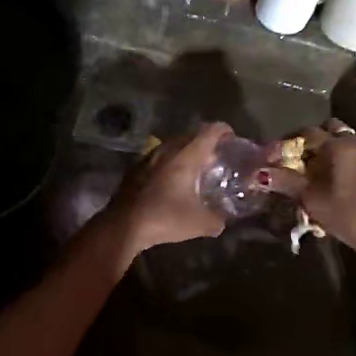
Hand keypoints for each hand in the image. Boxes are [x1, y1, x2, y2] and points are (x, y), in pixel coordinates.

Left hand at [102, 122, 230, 254]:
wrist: (122, 225)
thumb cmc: (164, 217)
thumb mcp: (199, 223)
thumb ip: (216, 220)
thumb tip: (221, 222)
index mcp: (185, 155)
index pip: (209, 131)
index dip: (224, 131)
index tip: (232, 139)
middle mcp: (167, 150)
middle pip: (191, 135)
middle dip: (206, 143)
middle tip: (217, 159)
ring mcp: (148, 157)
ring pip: (174, 146)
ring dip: (187, 153)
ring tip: (196, 170)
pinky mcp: (136, 168)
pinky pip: (160, 157)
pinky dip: (171, 163)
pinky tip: (173, 180)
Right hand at [268, 119, 355, 282]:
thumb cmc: (347, 213)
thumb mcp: (311, 198)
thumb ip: (286, 181)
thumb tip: (259, 173)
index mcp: (338, 144)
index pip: (306, 133)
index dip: (286, 144)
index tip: (271, 159)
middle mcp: (354, 143)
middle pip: (326, 132)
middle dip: (308, 143)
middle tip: (292, 163)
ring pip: (339, 144)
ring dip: (322, 154)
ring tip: (305, 175)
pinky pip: (348, 157)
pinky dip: (334, 163)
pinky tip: (324, 183)